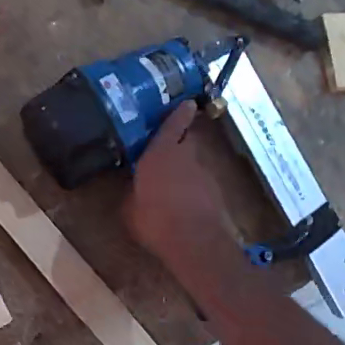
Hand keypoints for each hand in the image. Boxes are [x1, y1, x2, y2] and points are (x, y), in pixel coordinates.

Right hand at [124, 101, 238, 275]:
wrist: (195, 241)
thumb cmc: (154, 219)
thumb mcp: (129, 208)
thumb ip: (131, 193)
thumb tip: (132, 189)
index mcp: (160, 153)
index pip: (172, 124)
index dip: (179, 113)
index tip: (187, 103)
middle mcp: (185, 157)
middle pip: (185, 141)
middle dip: (178, 142)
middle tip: (166, 149)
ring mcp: (204, 174)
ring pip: (193, 163)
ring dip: (185, 170)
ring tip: (171, 184)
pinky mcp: (215, 193)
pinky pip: (200, 184)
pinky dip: (192, 189)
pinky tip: (183, 204)